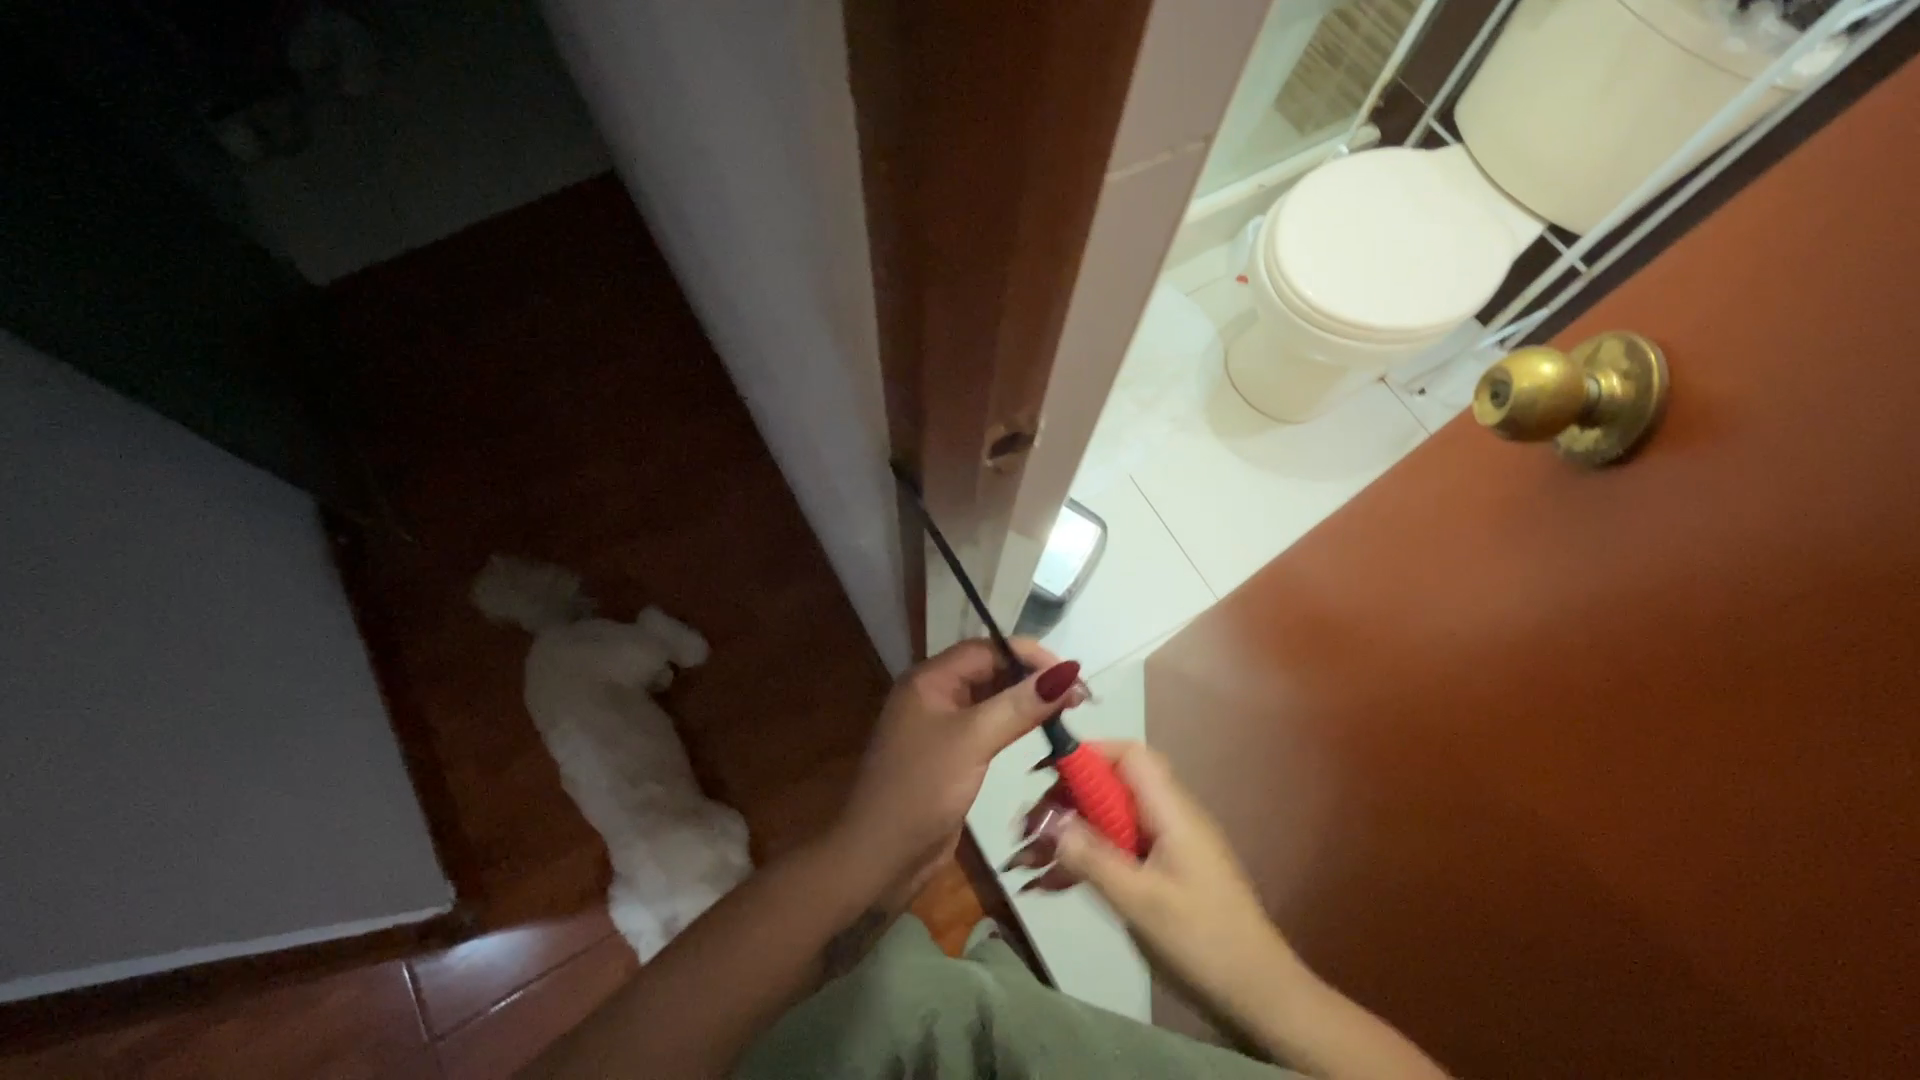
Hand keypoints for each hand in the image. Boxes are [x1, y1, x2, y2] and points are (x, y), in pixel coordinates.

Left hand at [832, 638, 1087, 898]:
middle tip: (1077, 694)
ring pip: (990, 699)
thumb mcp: (973, 741)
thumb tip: (1068, 672)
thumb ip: (1019, 705)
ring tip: (1068, 710)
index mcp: (928, 680)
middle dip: (1031, 677)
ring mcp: (940, 727)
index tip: (1072, 674)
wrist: (881, 856)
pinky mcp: (949, 756)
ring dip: (1026, 700)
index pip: (987, 649)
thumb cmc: (921, 789)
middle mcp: (933, 695)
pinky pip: (987, 727)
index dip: (1030, 656)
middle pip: (989, 670)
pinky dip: (1014, 724)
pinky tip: (1040, 731)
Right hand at [1009, 741, 1301, 1015]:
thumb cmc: (1204, 941)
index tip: (1043, 774)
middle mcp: (1169, 819)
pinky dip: (1085, 860)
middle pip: (1112, 787)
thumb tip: (1048, 819)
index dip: (1087, 754)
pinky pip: (1117, 852)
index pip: (1129, 756)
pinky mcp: (1163, 875)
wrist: (1260, 997)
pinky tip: (1051, 882)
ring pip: (1109, 822)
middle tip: (1027, 828)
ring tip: (1026, 859)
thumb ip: (1092, 858)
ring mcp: (1167, 848)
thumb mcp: (1140, 901)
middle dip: (1066, 800)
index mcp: (1172, 811)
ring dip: (1070, 834)